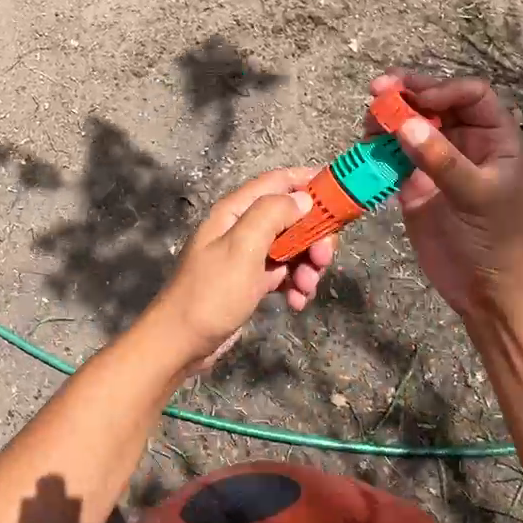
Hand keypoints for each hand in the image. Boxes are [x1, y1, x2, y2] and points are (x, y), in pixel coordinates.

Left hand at [138, 167, 334, 373]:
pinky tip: (296, 304)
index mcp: (234, 212)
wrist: (183, 341)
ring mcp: (246, 256)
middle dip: (314, 236)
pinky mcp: (250, 281)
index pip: (275, 182)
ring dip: (307, 266)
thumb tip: (301, 197)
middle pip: (290, 218)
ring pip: (291, 248)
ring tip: (306, 289)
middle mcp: (240, 228)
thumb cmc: (211, 292)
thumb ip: (270, 216)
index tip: (339, 191)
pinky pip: (283, 274)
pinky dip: (295, 285)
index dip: (306, 181)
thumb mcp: (242, 248)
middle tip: (323, 260)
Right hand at [371, 71, 522, 320]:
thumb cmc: (499, 243)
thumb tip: (406, 124)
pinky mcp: (413, 184)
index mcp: (495, 141)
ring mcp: (437, 164)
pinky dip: (377, 146)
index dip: (443, 89)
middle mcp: (466, 145)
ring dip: (387, 118)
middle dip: (407, 94)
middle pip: (435, 104)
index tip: (416, 101)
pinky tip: (365, 144)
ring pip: (409, 126)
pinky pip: (392, 155)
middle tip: (376, 89)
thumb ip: (442, 160)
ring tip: (368, 121)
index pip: (471, 95)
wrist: (490, 295)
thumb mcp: (477, 197)